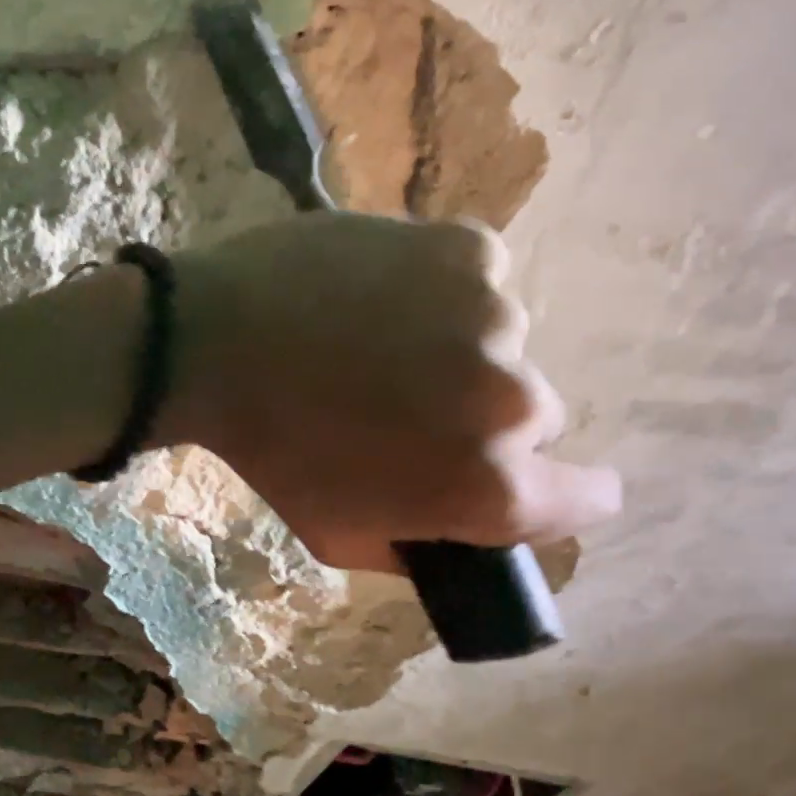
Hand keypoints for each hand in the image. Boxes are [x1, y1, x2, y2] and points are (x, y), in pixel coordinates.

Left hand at [168, 213, 620, 574]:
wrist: (208, 343)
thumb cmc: (267, 448)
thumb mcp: (337, 534)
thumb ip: (420, 546)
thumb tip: (466, 532)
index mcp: (489, 485)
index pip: (587, 499)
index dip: (558, 490)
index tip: (529, 475)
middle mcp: (512, 402)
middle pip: (533, 413)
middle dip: (480, 412)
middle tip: (402, 396)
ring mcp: (494, 315)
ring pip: (501, 339)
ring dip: (455, 342)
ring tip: (372, 337)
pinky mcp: (468, 248)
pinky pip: (475, 275)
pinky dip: (439, 284)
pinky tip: (375, 291)